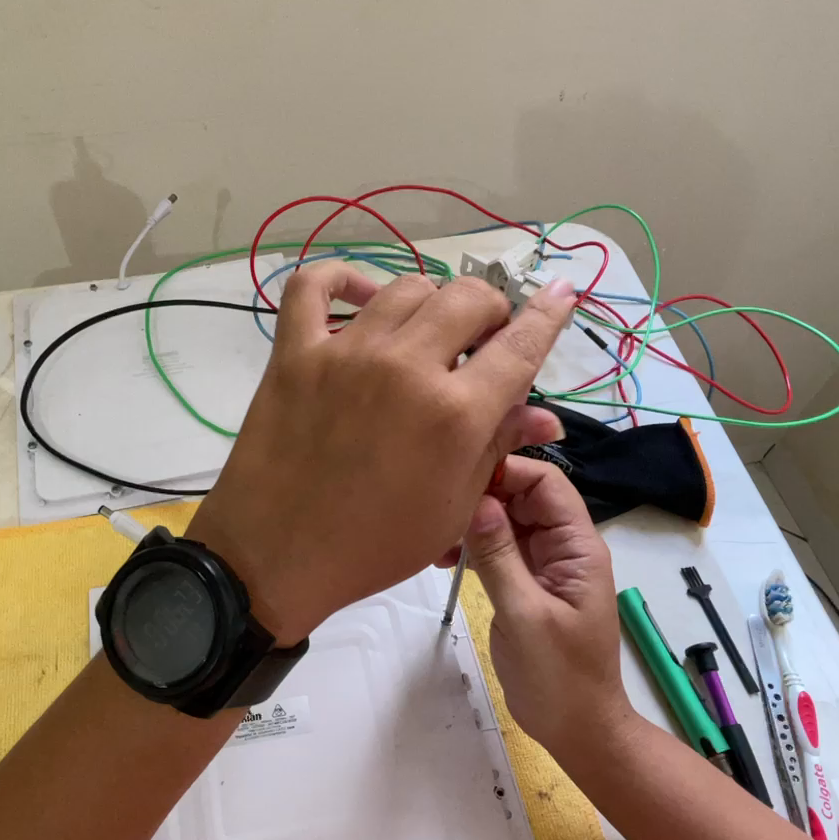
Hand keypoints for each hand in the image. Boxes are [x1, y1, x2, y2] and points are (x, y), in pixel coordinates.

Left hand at [186, 264, 577, 643]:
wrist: (275, 559)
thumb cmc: (372, 549)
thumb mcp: (451, 511)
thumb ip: (496, 449)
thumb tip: (542, 414)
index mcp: (454, 414)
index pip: (520, 344)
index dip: (549, 315)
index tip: (563, 294)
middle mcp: (406, 367)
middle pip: (468, 299)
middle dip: (490, 313)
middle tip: (482, 343)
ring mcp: (345, 353)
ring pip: (405, 288)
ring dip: (431, 303)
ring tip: (426, 334)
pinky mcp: (294, 354)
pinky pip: (314, 286)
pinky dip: (342, 280)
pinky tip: (361, 299)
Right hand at [460, 456, 631, 750]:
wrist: (575, 727)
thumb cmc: (559, 675)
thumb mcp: (525, 614)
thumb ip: (499, 556)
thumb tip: (474, 503)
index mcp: (577, 547)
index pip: (546, 484)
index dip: (506, 473)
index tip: (459, 481)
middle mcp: (562, 548)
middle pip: (523, 498)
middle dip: (482, 497)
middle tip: (437, 512)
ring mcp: (542, 567)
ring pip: (506, 523)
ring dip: (472, 525)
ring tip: (435, 542)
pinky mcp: (524, 585)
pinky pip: (498, 551)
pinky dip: (472, 550)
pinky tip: (443, 559)